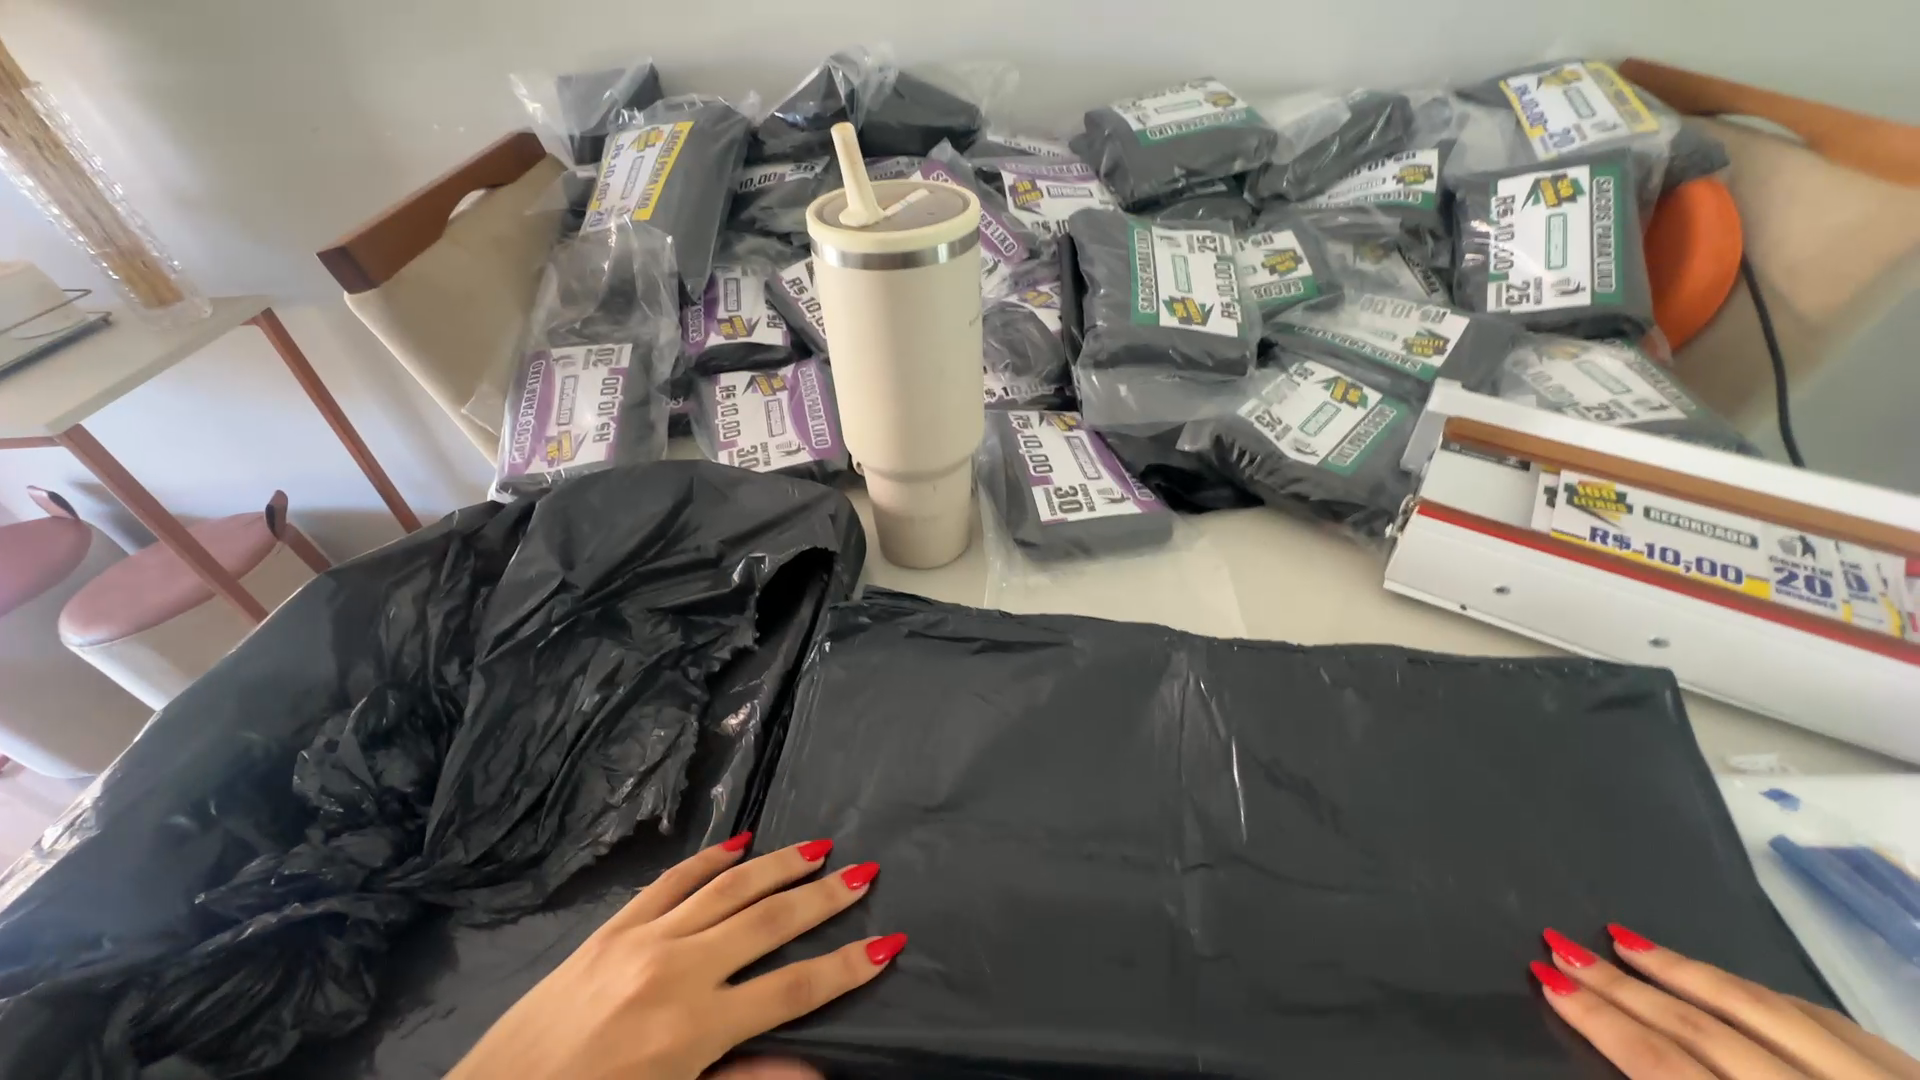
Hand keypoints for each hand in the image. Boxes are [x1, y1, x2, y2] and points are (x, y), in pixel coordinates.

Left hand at [449, 834, 905, 1079]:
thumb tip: (817, 1068)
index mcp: (695, 1030)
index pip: (793, 989)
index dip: (846, 967)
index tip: (888, 942)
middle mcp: (676, 971)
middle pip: (768, 923)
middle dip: (823, 898)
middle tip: (865, 871)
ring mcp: (641, 941)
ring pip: (727, 889)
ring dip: (777, 865)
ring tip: (818, 846)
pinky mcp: (610, 929)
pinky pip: (670, 883)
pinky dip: (708, 859)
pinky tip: (738, 842)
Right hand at [1533, 924, 1919, 1078]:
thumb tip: (1636, 1064)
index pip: (1671, 1073)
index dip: (1603, 1024)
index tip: (1548, 978)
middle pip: (1706, 1033)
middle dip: (1624, 987)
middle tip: (1561, 942)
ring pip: (1767, 1011)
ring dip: (1686, 971)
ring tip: (1623, 937)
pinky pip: (1830, 1023)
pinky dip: (1763, 995)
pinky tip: (1730, 981)